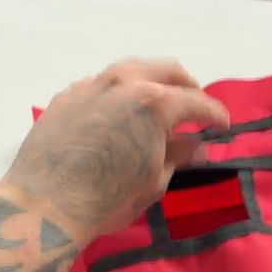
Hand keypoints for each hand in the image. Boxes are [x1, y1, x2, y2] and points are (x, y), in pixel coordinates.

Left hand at [2, 58, 231, 242]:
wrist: (47, 202)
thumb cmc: (108, 199)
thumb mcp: (154, 182)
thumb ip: (178, 155)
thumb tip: (195, 146)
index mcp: (155, 103)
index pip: (196, 102)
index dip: (215, 115)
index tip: (224, 125)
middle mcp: (125, 82)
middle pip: (166, 70)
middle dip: (187, 87)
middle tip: (195, 108)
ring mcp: (93, 84)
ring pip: (132, 70)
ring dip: (152, 83)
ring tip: (158, 105)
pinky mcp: (68, 95)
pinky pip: (102, 85)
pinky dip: (120, 95)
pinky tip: (119, 115)